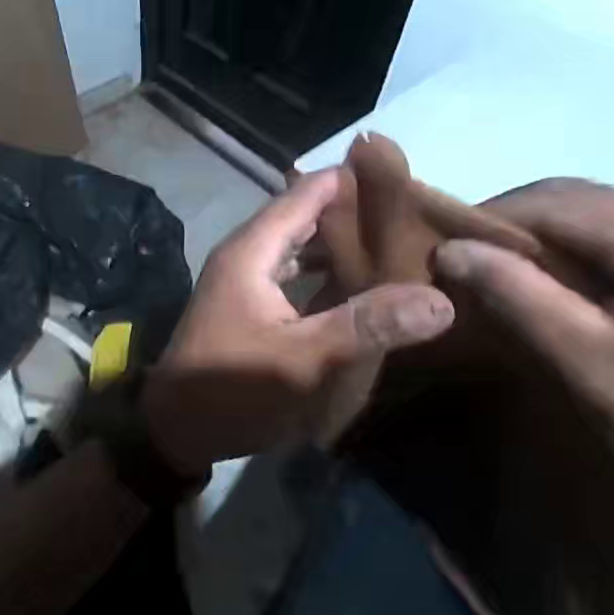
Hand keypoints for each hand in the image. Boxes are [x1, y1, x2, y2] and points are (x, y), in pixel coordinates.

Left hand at [142, 170, 455, 475]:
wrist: (173, 434)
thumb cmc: (232, 391)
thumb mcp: (303, 360)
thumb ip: (368, 327)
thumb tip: (440, 301)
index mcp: (253, 250)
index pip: (309, 192)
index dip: (353, 181)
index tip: (405, 180)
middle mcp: (248, 254)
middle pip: (306, 216)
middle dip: (354, 214)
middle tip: (410, 216)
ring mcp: (247, 281)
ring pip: (301, 246)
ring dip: (341, 245)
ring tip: (393, 245)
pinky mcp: (251, 307)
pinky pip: (296, 275)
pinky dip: (327, 273)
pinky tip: (359, 287)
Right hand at [433, 179, 613, 525]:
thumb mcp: (600, 373)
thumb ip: (522, 299)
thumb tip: (452, 249)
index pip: (572, 200)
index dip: (500, 217)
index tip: (450, 246)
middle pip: (610, 208)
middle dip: (540, 235)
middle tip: (487, 273)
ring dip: (581, 251)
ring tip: (537, 289)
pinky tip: (607, 302)